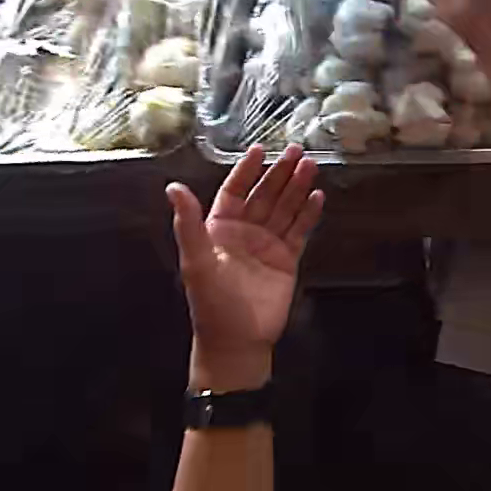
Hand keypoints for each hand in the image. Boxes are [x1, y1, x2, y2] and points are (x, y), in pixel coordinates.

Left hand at [167, 144, 323, 390]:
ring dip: (298, 188)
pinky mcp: (287, 259)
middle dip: (281, 173)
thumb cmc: (212, 303)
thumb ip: (188, 224)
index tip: (260, 149)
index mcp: (219, 228)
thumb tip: (173, 187)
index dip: (247, 170)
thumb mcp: (196, 262)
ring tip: (311, 167)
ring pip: (285, 208)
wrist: (238, 341)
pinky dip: (309, 214)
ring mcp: (268, 244)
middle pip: (265, 194)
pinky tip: (317, 197)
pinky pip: (300, 231)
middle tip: (297, 150)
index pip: (235, 190)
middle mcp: (245, 231)